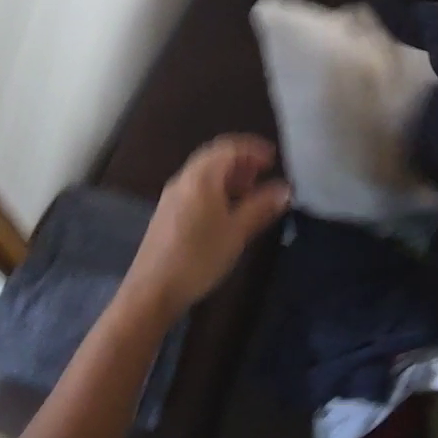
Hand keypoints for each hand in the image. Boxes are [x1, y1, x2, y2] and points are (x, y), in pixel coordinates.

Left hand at [122, 134, 291, 318]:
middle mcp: (184, 180)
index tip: (273, 159)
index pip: (228, 147)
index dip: (252, 148)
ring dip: (228, 176)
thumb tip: (284, 189)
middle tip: (264, 174)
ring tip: (250, 192)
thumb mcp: (237, 232)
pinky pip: (195, 188)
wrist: (152, 290)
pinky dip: (215, 189)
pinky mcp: (167, 213)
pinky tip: (227, 211)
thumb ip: (261, 207)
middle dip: (241, 161)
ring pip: (204, 173)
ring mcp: (172, 196)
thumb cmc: (199, 258)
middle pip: (214, 157)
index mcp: (201, 178)